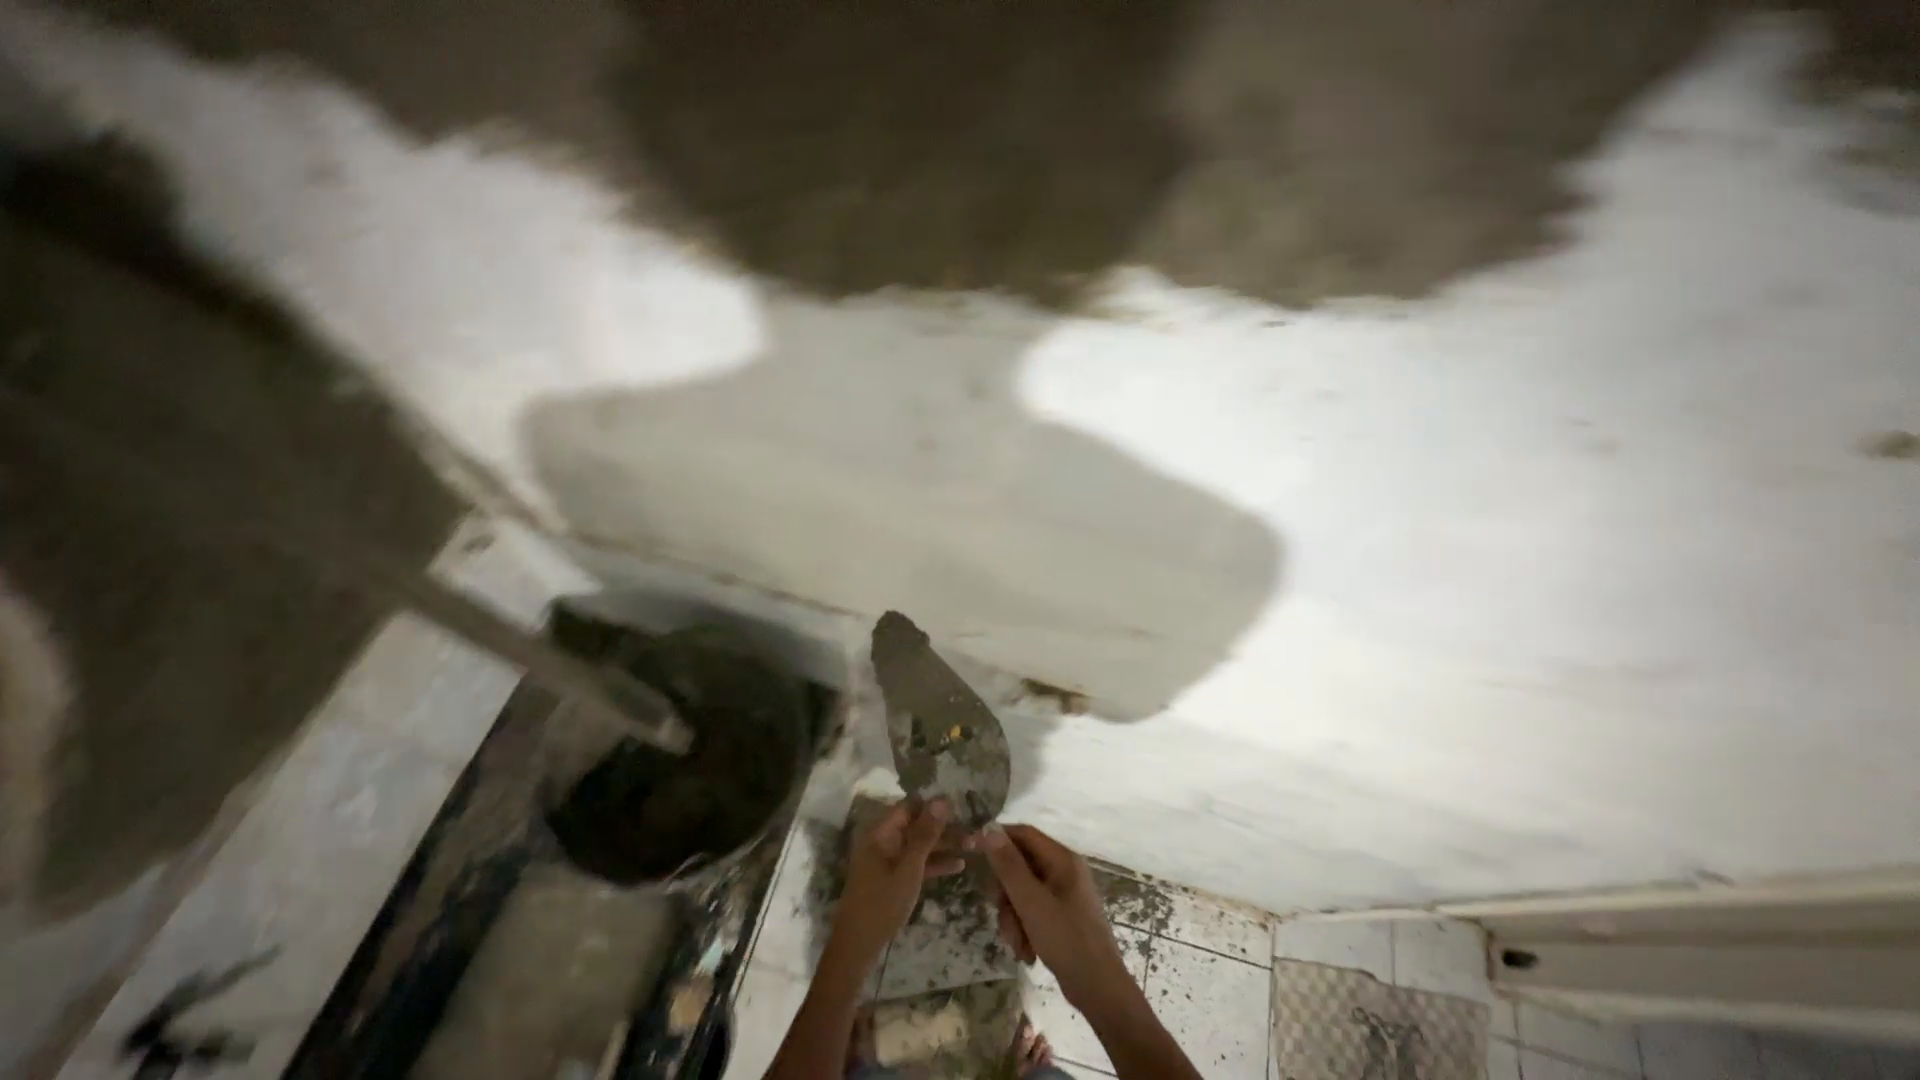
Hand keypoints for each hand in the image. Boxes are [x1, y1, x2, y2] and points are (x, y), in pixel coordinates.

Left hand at [827, 798, 960, 965]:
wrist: (859, 944)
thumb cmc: (883, 902)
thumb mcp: (909, 867)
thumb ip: (925, 834)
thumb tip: (941, 800)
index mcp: (880, 832)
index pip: (910, 806)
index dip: (934, 804)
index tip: (962, 805)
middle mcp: (883, 841)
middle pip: (917, 825)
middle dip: (944, 827)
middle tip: (974, 829)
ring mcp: (888, 860)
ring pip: (919, 845)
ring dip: (944, 845)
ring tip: (973, 845)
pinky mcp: (893, 877)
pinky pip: (916, 862)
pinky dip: (934, 863)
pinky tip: (959, 866)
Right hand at [978, 824, 1132, 1013]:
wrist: (1098, 988)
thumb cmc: (1066, 939)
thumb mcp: (1031, 902)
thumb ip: (1009, 865)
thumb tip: (989, 829)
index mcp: (1063, 859)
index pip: (1023, 834)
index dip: (998, 840)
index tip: (973, 854)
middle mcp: (1064, 871)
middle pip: (1020, 866)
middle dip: (1005, 893)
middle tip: (999, 911)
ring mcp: (1064, 894)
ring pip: (1023, 893)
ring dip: (1013, 917)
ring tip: (1016, 943)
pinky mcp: (1062, 916)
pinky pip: (1033, 911)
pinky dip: (1025, 929)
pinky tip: (1026, 951)